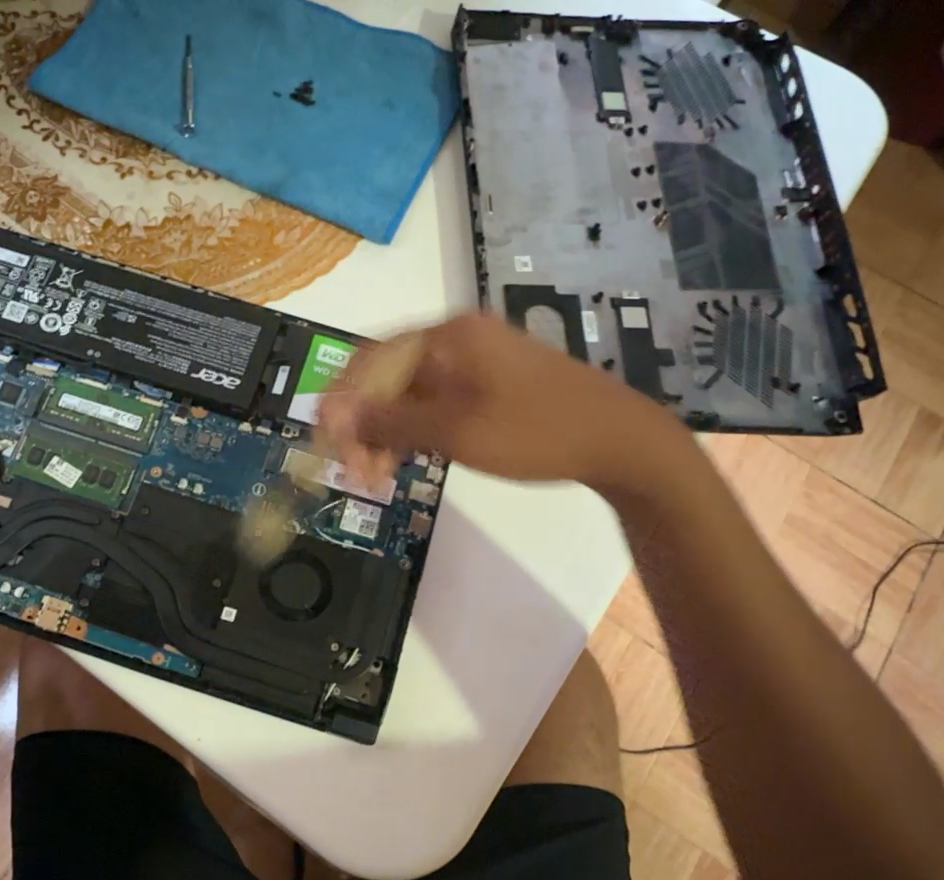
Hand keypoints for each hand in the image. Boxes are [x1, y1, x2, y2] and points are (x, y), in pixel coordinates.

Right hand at [318, 312, 687, 491]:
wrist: (620, 441)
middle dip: (363, 427)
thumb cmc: (535, 432)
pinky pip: (435, 403)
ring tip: (378, 477)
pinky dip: (415, 432)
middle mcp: (455, 340)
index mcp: (446, 337)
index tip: (324, 447)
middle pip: (386, 379)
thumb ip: (387, 421)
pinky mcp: (489, 384)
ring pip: (409, 395)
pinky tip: (407, 462)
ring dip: (386, 435)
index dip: (339, 405)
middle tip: (355, 474)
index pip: (368, 361)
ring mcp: (475, 361)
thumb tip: (330, 413)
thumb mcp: (453, 431)